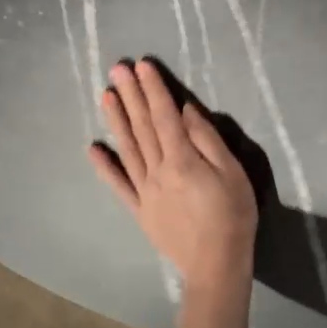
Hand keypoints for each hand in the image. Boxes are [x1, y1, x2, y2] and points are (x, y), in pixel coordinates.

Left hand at [89, 61, 258, 288]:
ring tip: (106, 95)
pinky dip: (104, 166)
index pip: (164, 115)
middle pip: (142, 127)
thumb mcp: (231, 169)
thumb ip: (206, 138)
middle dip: (131, 95)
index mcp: (182, 159)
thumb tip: (185, 109)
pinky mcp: (140, 210)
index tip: (143, 65)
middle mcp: (157, 171)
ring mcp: (144, 191)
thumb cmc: (232, 211)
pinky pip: (118, 185)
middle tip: (117, 68)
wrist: (216, 262)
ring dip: (117, 120)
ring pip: (128, 149)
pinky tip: (93, 148)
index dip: (153, 88)